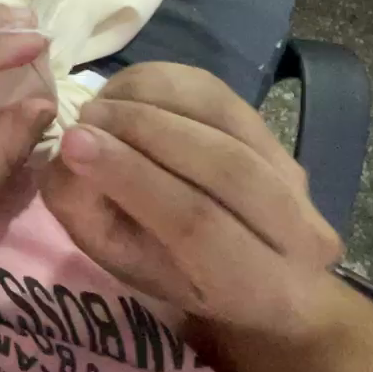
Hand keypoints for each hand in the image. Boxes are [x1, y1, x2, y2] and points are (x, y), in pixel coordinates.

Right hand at [39, 62, 343, 340]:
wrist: (237, 265)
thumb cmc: (162, 269)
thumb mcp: (110, 255)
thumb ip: (83, 207)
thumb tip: (72, 145)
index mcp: (255, 288)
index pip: (197, 224)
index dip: (131, 175)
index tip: (73, 141)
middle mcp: (300, 237)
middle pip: (224, 166)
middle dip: (141, 129)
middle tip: (83, 117)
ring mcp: (297, 179)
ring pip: (224, 118)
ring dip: (149, 100)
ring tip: (100, 107)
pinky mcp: (277, 133)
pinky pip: (217, 91)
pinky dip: (161, 83)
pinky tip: (125, 95)